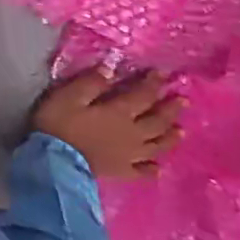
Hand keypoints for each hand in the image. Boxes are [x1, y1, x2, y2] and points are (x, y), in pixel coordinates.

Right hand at [31, 69, 184, 178]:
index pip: (142, 95)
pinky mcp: (122, 170)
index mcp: (119, 113)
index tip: (163, 74)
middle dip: (170, 109)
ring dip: (170, 137)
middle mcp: (133, 133)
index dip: (153, 84)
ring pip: (157, 144)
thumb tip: (110, 69)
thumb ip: (90, 83)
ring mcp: (130, 155)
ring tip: (180, 130)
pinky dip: (152, 169)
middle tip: (183, 101)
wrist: (56, 160)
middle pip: (157, 120)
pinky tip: (157, 167)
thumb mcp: (68, 96)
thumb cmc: (59, 124)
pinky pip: (142, 171)